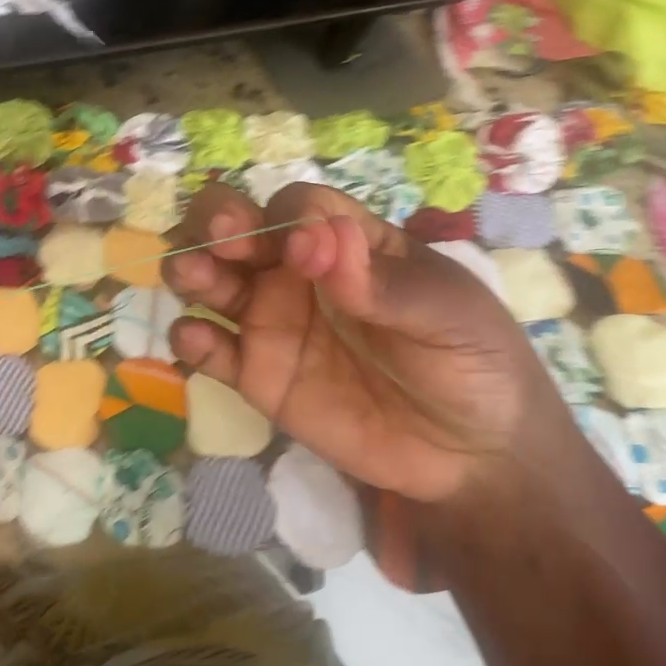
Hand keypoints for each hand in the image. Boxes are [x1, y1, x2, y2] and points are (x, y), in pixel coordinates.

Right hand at [163, 183, 546, 502]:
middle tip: (219, 242)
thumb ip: (384, 282)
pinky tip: (196, 341)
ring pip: (210, 281)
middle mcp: (296, 274)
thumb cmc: (473, 362)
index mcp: (345, 244)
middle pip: (237, 229)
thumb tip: (319, 239)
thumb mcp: (448, 314)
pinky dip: (190, 340)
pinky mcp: (256, 375)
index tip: (302, 251)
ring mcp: (271, 323)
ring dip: (190, 270)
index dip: (290, 219)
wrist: (476, 457)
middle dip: (216, 224)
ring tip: (190, 278)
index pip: (298, 208)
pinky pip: (210, 350)